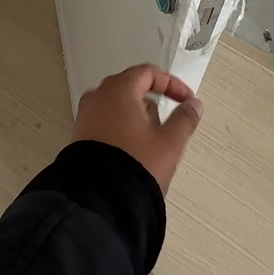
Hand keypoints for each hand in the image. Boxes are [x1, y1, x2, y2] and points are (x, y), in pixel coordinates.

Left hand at [72, 64, 203, 191]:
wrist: (100, 201)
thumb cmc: (132, 166)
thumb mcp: (169, 142)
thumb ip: (185, 119)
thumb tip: (193, 106)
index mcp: (119, 89)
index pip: (149, 74)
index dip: (172, 85)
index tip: (185, 100)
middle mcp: (98, 97)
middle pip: (133, 89)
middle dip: (154, 106)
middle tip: (167, 127)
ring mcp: (86, 116)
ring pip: (120, 108)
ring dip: (138, 121)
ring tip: (150, 147)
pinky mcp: (80, 137)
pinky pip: (107, 124)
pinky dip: (122, 132)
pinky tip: (132, 154)